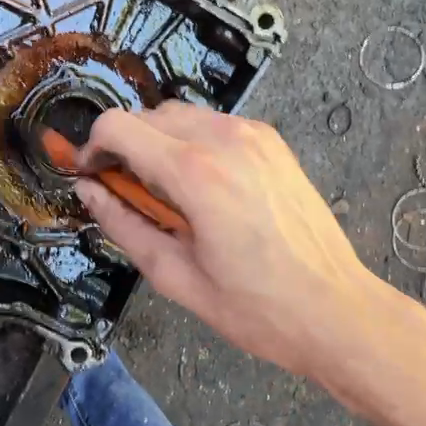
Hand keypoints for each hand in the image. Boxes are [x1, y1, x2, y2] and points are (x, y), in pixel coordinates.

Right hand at [73, 103, 401, 380]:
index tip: (90, 175)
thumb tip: (87, 190)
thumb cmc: (256, 308)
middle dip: (124, 146)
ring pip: (178, 115)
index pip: (117, 126)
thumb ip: (122, 224)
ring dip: (157, 142)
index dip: (92, 147)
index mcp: (194, 174)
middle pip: (145, 116)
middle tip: (126, 192)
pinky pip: (212, 123)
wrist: (339, 311)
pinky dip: (191, 142)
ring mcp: (252, 135)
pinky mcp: (271, 141)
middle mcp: (223, 139)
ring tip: (166, 192)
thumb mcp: (174, 276)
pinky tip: (202, 185)